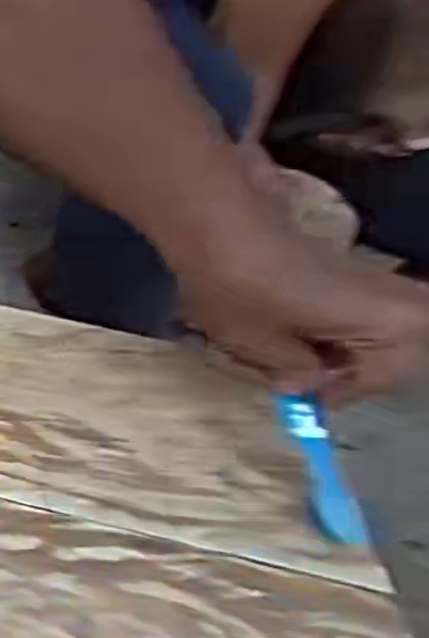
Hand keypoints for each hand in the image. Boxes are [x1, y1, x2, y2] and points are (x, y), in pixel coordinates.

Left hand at [177, 230, 428, 402]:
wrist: (227, 237)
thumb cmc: (243, 293)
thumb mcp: (258, 344)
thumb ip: (291, 370)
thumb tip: (303, 385)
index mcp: (402, 327)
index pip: (380, 379)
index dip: (333, 393)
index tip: (296, 400)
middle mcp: (411, 306)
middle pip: (376, 358)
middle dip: (324, 371)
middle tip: (278, 376)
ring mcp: (386, 289)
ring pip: (358, 339)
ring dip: (313, 351)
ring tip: (264, 352)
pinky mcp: (357, 278)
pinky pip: (346, 317)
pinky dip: (310, 330)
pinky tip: (269, 331)